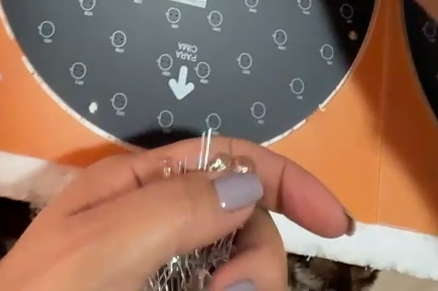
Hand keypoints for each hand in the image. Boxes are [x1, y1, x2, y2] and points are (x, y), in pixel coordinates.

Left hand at [0, 137, 350, 290]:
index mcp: (139, 187)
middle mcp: (160, 224)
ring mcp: (167, 273)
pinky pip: (224, 289)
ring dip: (245, 288)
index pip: (225, 160)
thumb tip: (250, 183)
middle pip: (245, 221)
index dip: (284, 178)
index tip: (336, 225)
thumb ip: (175, 209)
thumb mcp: (101, 247)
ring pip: (240, 270)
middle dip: (256, 258)